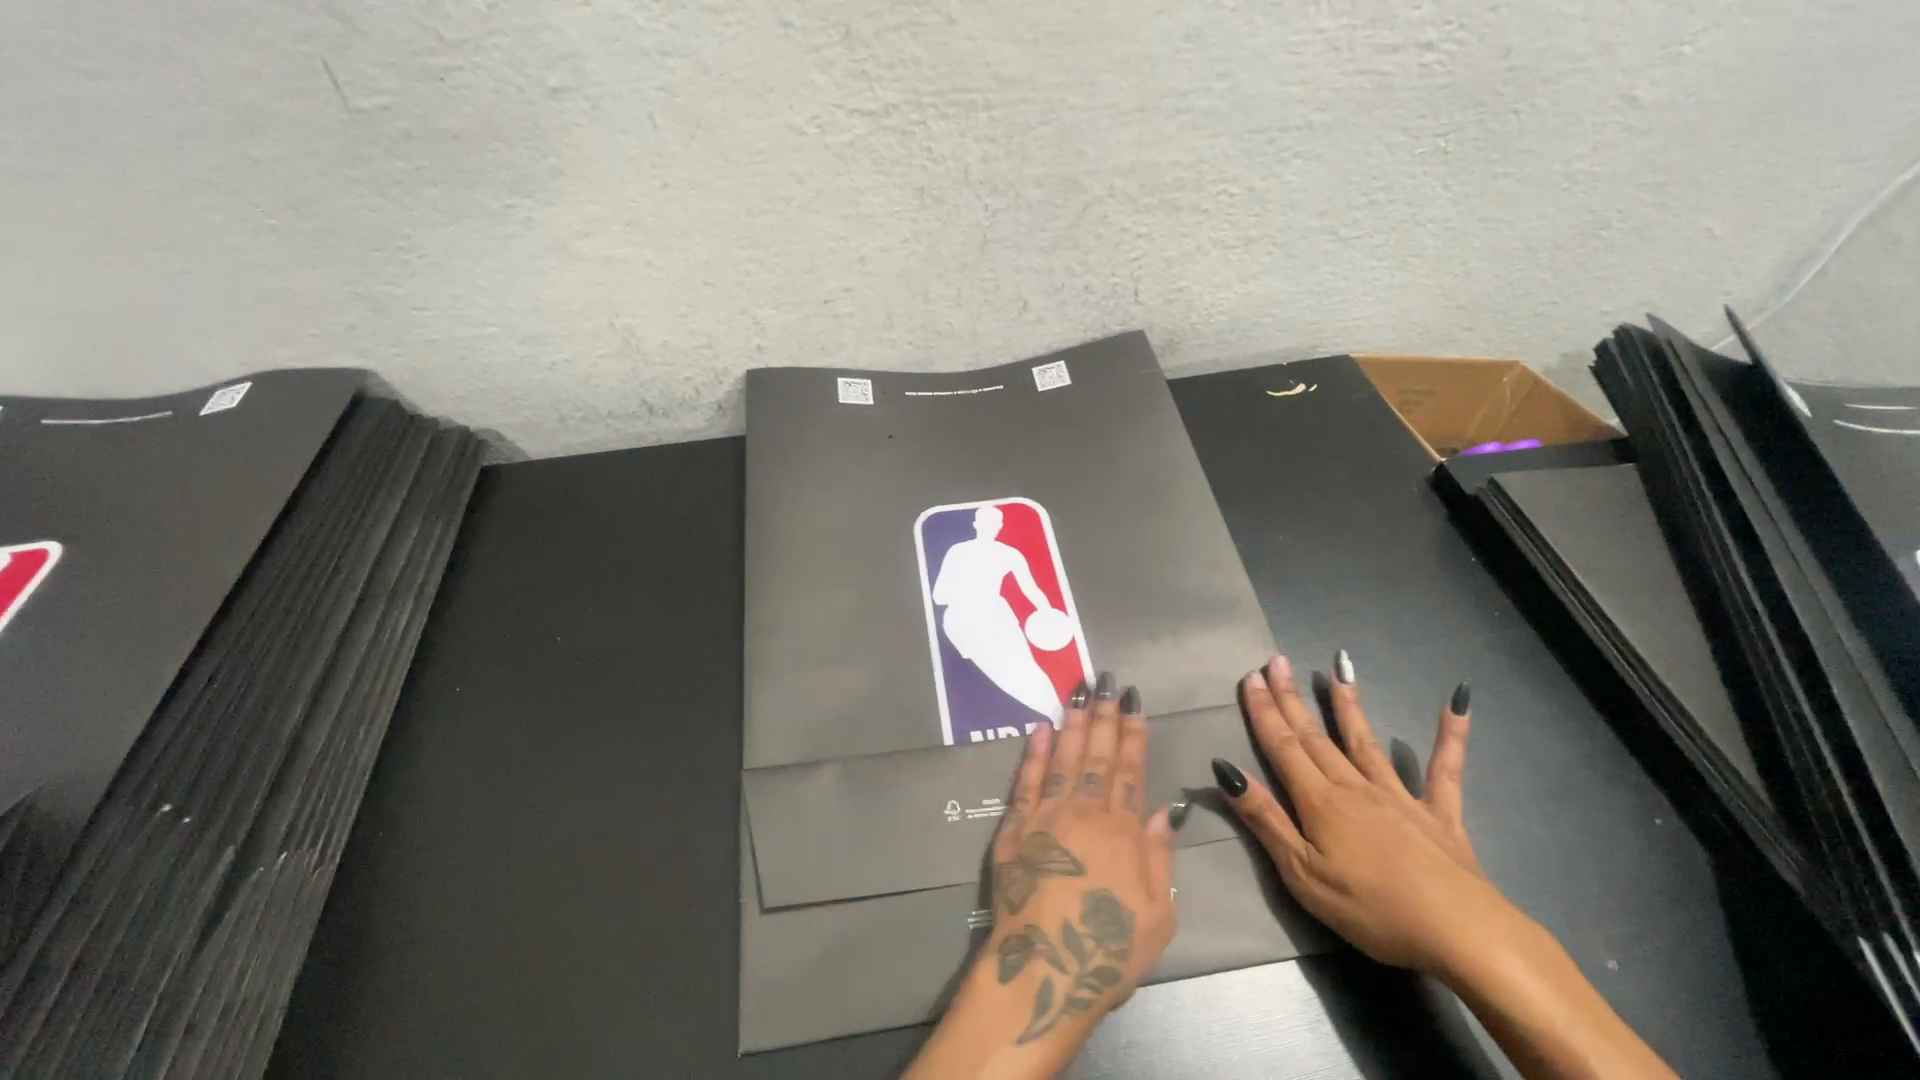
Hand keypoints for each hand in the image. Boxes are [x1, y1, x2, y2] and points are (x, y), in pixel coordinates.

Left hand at [905, 672, 1176, 1078]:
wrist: (1044, 971)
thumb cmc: (1108, 951)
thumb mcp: (1159, 914)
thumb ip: (1160, 857)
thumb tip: (1165, 809)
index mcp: (1124, 832)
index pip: (1131, 772)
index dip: (1134, 735)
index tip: (1136, 704)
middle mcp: (1085, 813)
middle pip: (1098, 756)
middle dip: (1105, 716)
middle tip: (1108, 683)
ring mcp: (1046, 817)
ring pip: (1064, 759)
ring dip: (1073, 723)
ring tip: (1079, 692)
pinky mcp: (1014, 829)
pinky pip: (1026, 781)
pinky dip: (1034, 753)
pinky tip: (1040, 728)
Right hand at [1217, 653, 1680, 1079]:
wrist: (1459, 930)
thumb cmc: (1370, 909)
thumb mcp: (1302, 873)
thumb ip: (1266, 820)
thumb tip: (1228, 771)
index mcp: (1320, 802)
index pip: (1283, 747)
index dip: (1264, 712)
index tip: (1251, 677)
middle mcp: (1356, 787)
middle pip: (1316, 737)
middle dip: (1292, 699)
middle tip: (1276, 662)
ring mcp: (1401, 796)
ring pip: (1366, 742)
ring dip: (1348, 706)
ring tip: (1337, 673)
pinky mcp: (1440, 814)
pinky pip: (1446, 769)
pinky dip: (1450, 735)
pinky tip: (1459, 702)